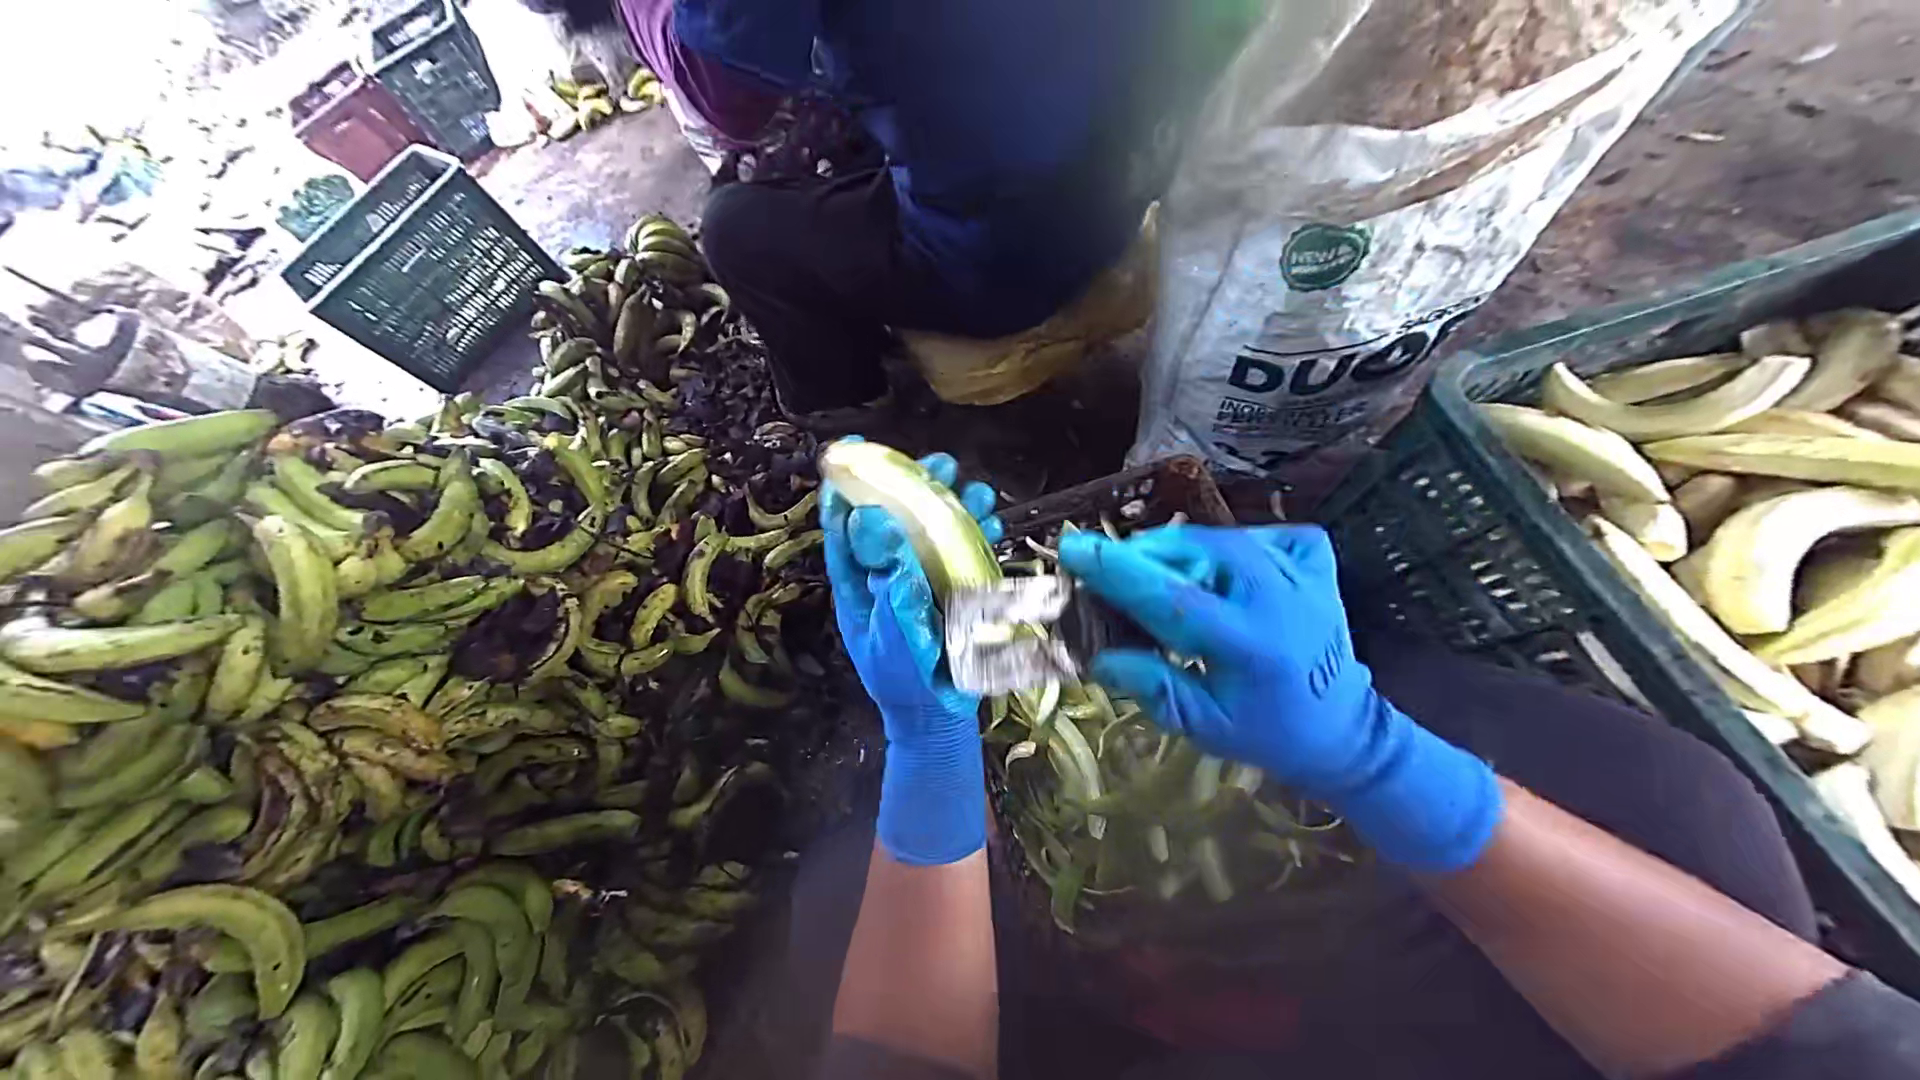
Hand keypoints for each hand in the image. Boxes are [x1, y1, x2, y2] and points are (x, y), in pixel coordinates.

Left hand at [822, 450, 1002, 865]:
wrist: (937, 714)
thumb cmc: (903, 677)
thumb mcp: (887, 627)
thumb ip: (883, 576)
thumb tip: (873, 515)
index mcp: (857, 579)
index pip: (845, 523)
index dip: (848, 484)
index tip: (855, 448)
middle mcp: (887, 570)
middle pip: (896, 515)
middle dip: (916, 485)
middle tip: (941, 464)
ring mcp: (922, 576)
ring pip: (933, 528)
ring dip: (955, 504)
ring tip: (976, 488)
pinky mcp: (952, 586)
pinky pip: (963, 550)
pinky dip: (979, 533)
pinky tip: (994, 520)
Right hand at [1058, 524, 1502, 872]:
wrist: (1344, 725)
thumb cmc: (1268, 731)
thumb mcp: (1203, 725)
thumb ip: (1151, 687)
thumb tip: (1099, 656)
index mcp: (1249, 642)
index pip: (1168, 595)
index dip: (1115, 569)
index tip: (1073, 547)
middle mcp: (1278, 592)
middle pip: (1187, 551)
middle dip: (1138, 557)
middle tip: (1108, 576)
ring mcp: (1298, 566)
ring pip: (1212, 537)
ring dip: (1172, 553)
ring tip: (1154, 581)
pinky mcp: (1311, 553)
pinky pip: (1246, 533)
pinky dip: (1215, 548)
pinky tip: (1213, 575)